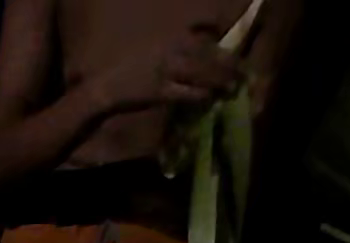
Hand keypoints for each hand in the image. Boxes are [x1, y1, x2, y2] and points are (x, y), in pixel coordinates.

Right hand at [90, 28, 241, 111]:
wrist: (106, 86)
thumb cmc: (129, 70)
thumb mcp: (154, 52)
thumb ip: (175, 52)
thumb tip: (197, 57)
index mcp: (171, 39)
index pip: (204, 39)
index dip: (222, 48)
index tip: (236, 57)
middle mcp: (171, 51)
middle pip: (208, 55)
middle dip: (228, 64)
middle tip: (243, 74)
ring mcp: (166, 71)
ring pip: (201, 73)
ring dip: (219, 80)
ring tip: (233, 87)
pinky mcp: (159, 91)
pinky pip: (185, 92)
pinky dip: (200, 95)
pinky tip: (209, 97)